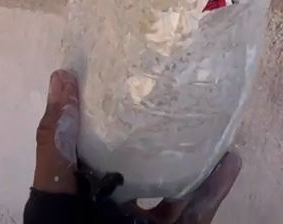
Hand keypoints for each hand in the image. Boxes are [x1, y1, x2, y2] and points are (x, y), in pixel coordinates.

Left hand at [33, 69, 242, 221]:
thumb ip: (57, 147)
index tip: (123, 73)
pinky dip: (213, 189)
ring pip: (174, 186)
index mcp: (80, 199)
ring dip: (195, 155)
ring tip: (212, 119)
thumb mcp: (53, 202)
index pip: (92, 145)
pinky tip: (230, 160)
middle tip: (176, 91)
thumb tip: (61, 78)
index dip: (105, 110)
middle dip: (157, 132)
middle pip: (138, 163)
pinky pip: (195, 213)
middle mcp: (112, 211)